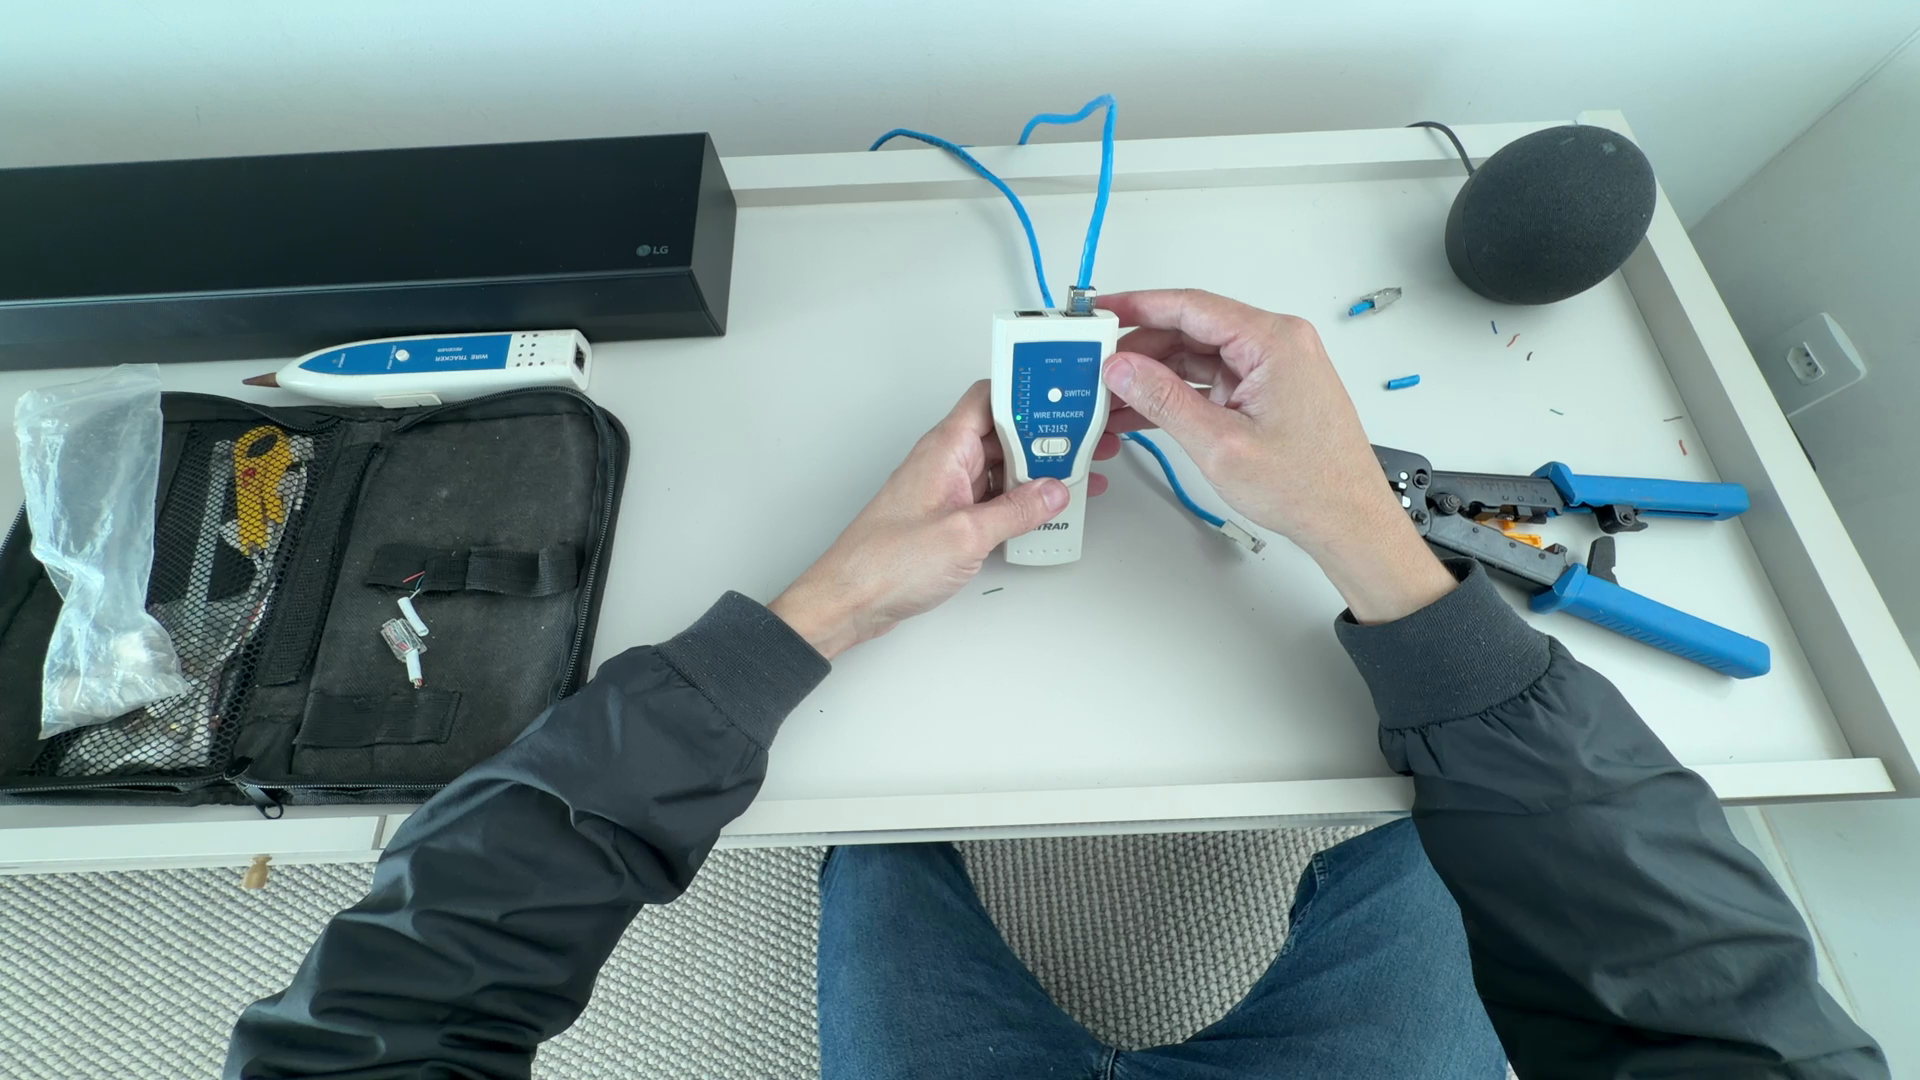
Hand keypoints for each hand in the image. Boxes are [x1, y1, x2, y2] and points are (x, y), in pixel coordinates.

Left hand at [771, 380, 1118, 658]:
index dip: (1029, 392)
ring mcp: (949, 491)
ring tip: (1079, 476)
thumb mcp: (965, 535)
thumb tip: (1054, 492)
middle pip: (1006, 434)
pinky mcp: (950, 518)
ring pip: (1003, 468)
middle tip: (1088, 442)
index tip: (1065, 397)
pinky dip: (1021, 503)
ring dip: (1039, 473)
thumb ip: (1016, 512)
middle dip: (1048, 438)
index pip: (990, 397)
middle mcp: (946, 463)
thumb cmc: (885, 563)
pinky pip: (994, 499)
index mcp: (945, 448)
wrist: (851, 600)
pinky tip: (1047, 512)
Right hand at [1100, 289, 1454, 622]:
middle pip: (1190, 330)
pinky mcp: (1262, 392)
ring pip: (1195, 357)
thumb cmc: (1307, 484)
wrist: (1345, 519)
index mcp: (1273, 341)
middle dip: (1140, 349)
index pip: (1191, 307)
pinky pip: (1208, 381)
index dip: (1139, 306)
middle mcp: (1275, 345)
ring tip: (1111, 396)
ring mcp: (1269, 369)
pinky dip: (1175, 395)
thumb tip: (1123, 368)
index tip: (1103, 310)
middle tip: (1098, 366)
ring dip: (1154, 376)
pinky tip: (1140, 411)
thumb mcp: (1219, 443)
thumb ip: (1164, 400)